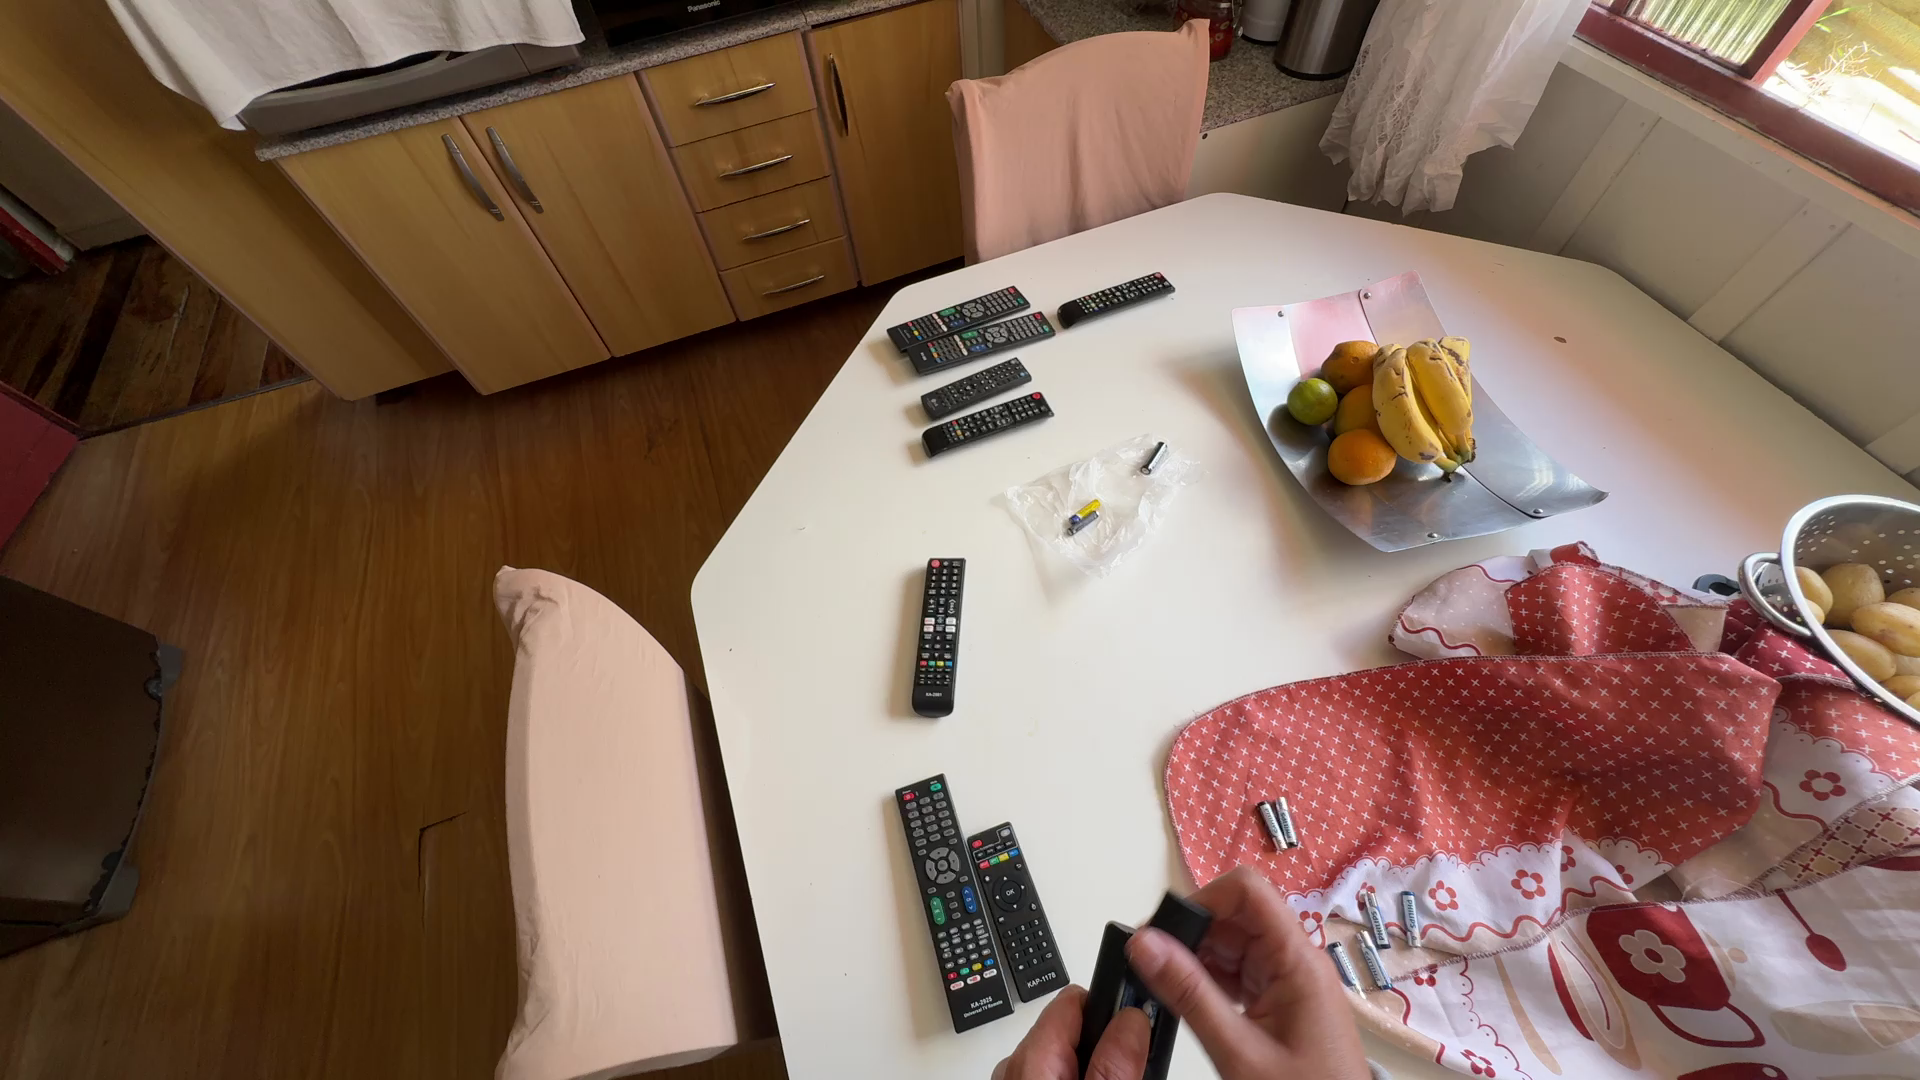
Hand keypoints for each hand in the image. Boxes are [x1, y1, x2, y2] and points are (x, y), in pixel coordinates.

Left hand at [993, 984, 1150, 1079]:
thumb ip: (1113, 1064)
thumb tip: (1132, 1018)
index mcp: (1030, 1056)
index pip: (1075, 997)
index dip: (1112, 1004)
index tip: (1140, 1017)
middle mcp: (1015, 1063)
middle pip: (1071, 1026)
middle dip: (1103, 1038)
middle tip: (1137, 1061)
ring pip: (1063, 1053)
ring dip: (1091, 1061)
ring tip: (1122, 1074)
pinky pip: (1052, 1071)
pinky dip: (1074, 1073)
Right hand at [1125, 866, 1369, 1079]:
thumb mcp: (1239, 1052)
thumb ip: (1189, 993)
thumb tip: (1141, 941)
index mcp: (1296, 959)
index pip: (1247, 891)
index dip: (1204, 899)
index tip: (1166, 930)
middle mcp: (1295, 959)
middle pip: (1235, 915)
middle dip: (1193, 932)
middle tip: (1155, 965)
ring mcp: (1289, 980)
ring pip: (1232, 941)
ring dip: (1199, 958)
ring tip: (1171, 989)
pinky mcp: (1281, 1000)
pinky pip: (1239, 970)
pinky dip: (1211, 979)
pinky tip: (1193, 1002)